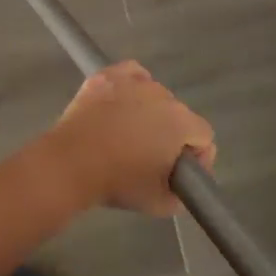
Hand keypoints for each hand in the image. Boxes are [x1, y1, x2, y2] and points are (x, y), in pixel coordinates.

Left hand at [41, 62, 216, 216]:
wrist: (72, 163)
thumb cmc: (119, 182)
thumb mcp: (160, 203)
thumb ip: (182, 193)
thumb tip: (182, 183)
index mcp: (181, 123)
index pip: (204, 136)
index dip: (197, 157)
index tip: (180, 173)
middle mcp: (162, 95)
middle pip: (179, 114)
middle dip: (172, 135)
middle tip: (151, 156)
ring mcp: (133, 82)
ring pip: (155, 94)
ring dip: (151, 111)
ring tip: (131, 132)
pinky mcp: (107, 76)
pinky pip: (131, 73)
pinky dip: (132, 84)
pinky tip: (124, 100)